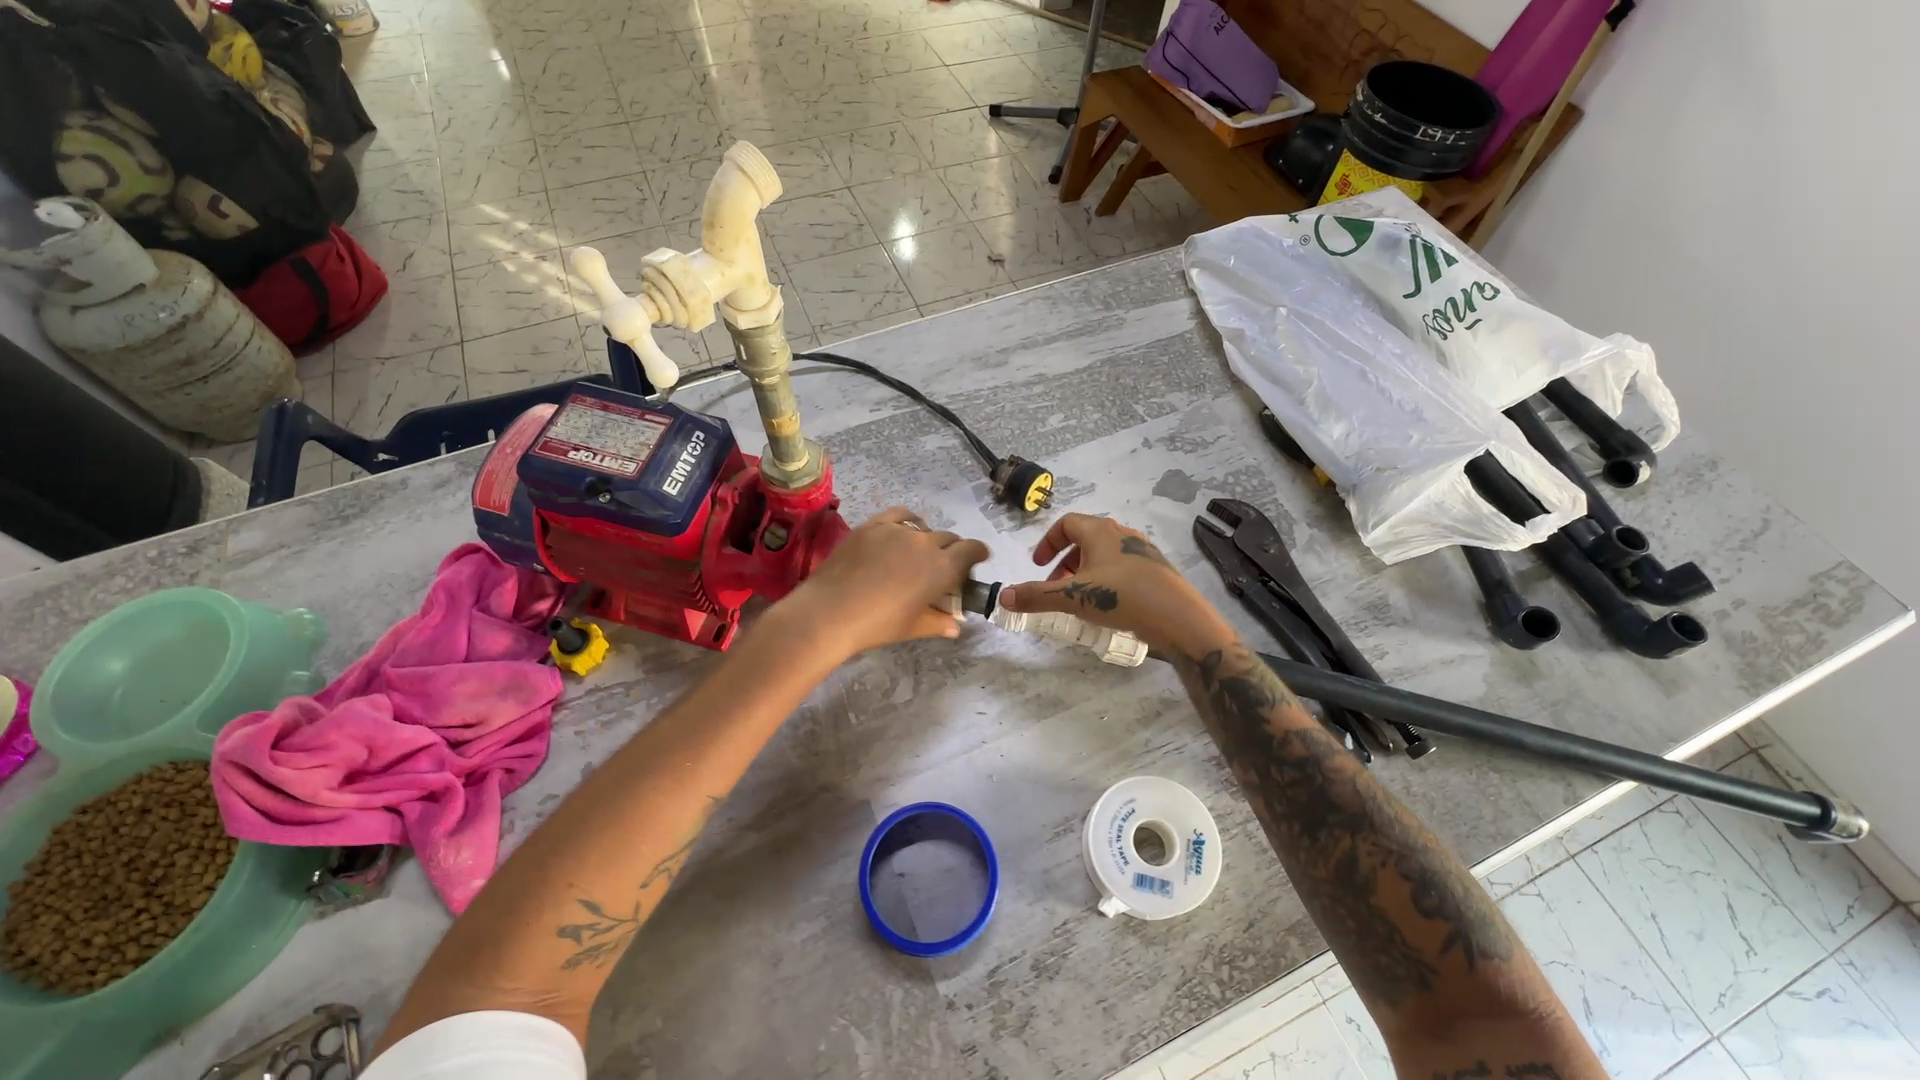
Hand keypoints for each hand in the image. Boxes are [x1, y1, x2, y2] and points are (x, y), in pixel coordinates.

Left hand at [780, 507, 989, 656]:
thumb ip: (938, 623)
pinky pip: (899, 515)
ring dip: (928, 539)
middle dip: (951, 551)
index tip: (977, 559)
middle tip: (942, 567)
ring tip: (918, 553)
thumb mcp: (913, 628)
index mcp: (943, 568)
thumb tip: (955, 627)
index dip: (978, 553)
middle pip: (949, 539)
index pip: (971, 550)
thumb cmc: (878, 625)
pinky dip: (907, 522)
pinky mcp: (873, 525)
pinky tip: (902, 532)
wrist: (832, 611)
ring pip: (924, 528)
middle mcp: (925, 543)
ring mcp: (898, 530)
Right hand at [998, 513, 1234, 655]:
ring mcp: (1143, 552)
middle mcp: (1122, 534)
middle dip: (1065, 560)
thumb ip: (1037, 596)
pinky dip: (1106, 580)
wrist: (1179, 618)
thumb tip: (1003, 596)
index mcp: (1100, 531)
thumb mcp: (1074, 598)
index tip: (1038, 565)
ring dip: (1086, 571)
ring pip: (1105, 554)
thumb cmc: (1122, 598)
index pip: (1067, 523)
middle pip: (1086, 538)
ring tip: (1079, 598)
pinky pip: (1123, 568)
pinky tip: (1107, 607)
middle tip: (1056, 586)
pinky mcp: (1156, 571)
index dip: (1048, 542)